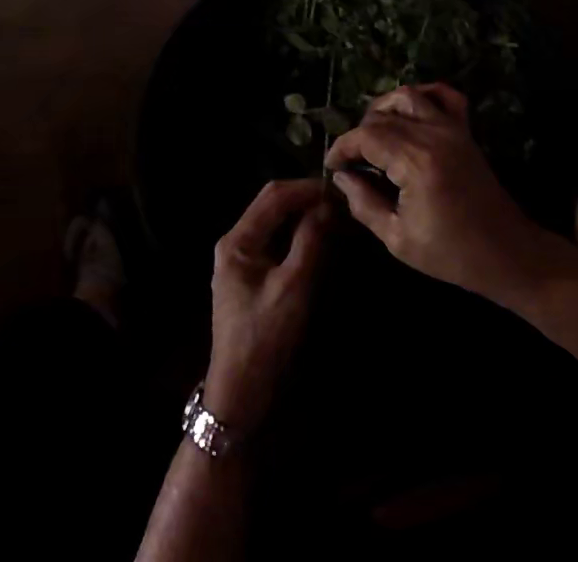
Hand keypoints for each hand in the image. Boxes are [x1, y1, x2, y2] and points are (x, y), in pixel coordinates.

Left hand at [205, 179, 332, 432]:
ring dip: (304, 217)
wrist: (240, 390)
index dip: (307, 188)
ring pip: (276, 224)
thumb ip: (310, 241)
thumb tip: (328, 206)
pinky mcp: (252, 276)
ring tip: (337, 219)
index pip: (274, 196)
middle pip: (273, 206)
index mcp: (238, 240)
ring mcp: (242, 260)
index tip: (340, 189)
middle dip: (306, 200)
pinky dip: (299, 237)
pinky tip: (321, 242)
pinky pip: (277, 243)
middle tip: (342, 203)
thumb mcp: (293, 287)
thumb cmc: (265, 337)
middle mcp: (236, 242)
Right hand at [326, 83, 558, 301]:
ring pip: (407, 96)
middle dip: (358, 135)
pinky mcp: (465, 133)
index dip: (342, 148)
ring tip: (372, 137)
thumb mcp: (396, 238)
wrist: (506, 253)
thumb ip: (364, 203)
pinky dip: (423, 95)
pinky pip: (445, 96)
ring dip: (383, 110)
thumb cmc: (450, 254)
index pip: (366, 137)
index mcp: (416, 163)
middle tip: (350, 162)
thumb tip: (342, 177)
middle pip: (382, 117)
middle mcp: (434, 136)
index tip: (332, 167)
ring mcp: (453, 130)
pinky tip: (408, 114)